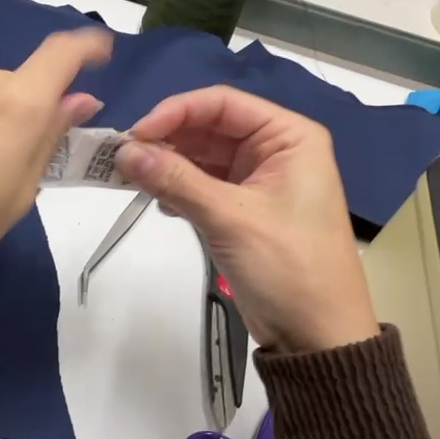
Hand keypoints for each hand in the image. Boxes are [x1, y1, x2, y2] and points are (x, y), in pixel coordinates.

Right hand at [114, 86, 378, 353]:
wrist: (317, 334)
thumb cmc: (287, 267)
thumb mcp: (229, 218)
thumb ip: (174, 180)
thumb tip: (122, 152)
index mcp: (289, 137)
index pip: (222, 104)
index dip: (175, 112)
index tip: (135, 135)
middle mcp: (275, 150)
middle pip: (209, 127)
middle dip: (167, 140)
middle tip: (123, 160)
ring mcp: (259, 180)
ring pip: (202, 157)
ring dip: (169, 165)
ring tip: (133, 180)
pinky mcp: (244, 209)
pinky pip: (204, 184)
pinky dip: (179, 189)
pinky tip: (160, 203)